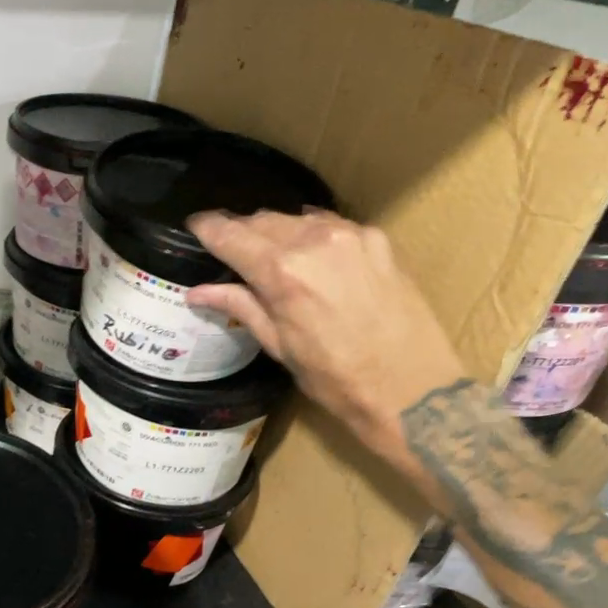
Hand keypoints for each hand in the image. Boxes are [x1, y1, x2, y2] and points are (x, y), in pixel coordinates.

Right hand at [186, 210, 466, 468]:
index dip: (207, 228)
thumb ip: (241, 306)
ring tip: (270, 254)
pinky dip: (313, 234)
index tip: (194, 227)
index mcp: (282, 272)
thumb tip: (198, 292)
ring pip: (296, 219)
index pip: (230, 235)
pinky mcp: (378, 240)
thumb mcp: (280, 346)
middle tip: (230, 248)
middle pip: (262, 221)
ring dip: (276, 231)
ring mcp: (351, 236)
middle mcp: (314, 242)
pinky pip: (332, 225)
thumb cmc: (337, 379)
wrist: (412, 388)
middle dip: (241, 231)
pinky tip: (311, 255)